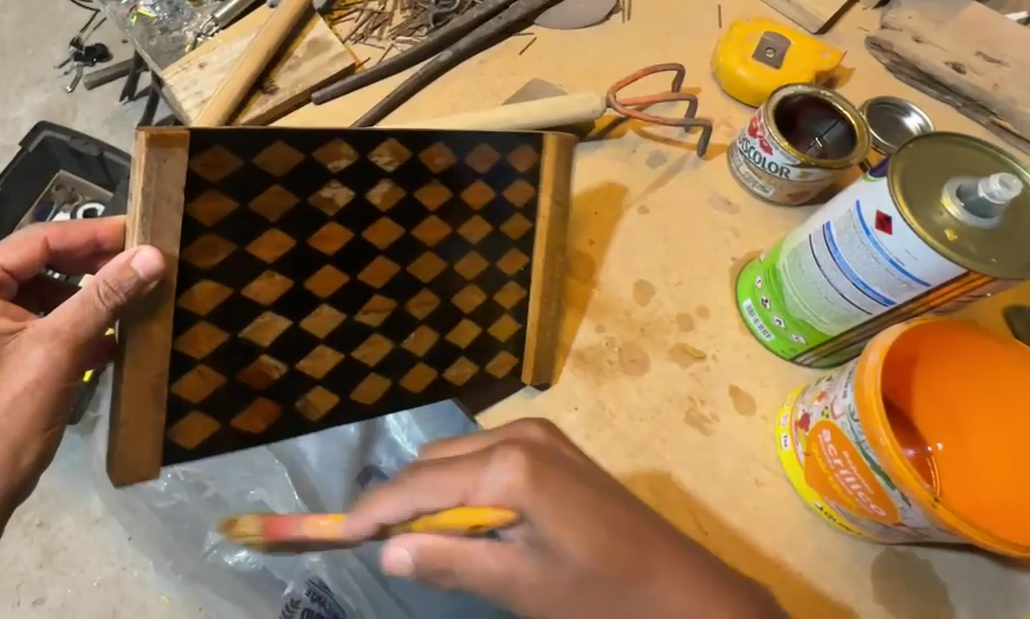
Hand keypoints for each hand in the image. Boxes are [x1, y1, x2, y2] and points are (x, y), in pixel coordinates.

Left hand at [0, 214, 164, 512]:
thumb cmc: (4, 426)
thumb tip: (153, 254)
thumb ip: (106, 296)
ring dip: (82, 295)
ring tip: (128, 297)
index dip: (93, 234)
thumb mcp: (60, 353)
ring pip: (36, 289)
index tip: (140, 231)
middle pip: (36, 262)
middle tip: (141, 261)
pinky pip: (27, 317)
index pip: (38, 240)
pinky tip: (105, 334)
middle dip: (90, 264)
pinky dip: (64, 321)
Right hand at [345, 419, 783, 618]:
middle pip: (434, 462)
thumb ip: (449, 563)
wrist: (688, 592)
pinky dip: (466, 483)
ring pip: (456, 454)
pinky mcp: (549, 441)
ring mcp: (536, 432)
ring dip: (435, 492)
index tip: (340, 531)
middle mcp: (517, 433)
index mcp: (510, 465)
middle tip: (387, 544)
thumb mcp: (523, 586)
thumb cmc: (604, 598)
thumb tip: (387, 551)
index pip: (422, 484)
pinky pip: (484, 453)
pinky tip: (475, 520)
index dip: (378, 509)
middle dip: (405, 500)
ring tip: (432, 539)